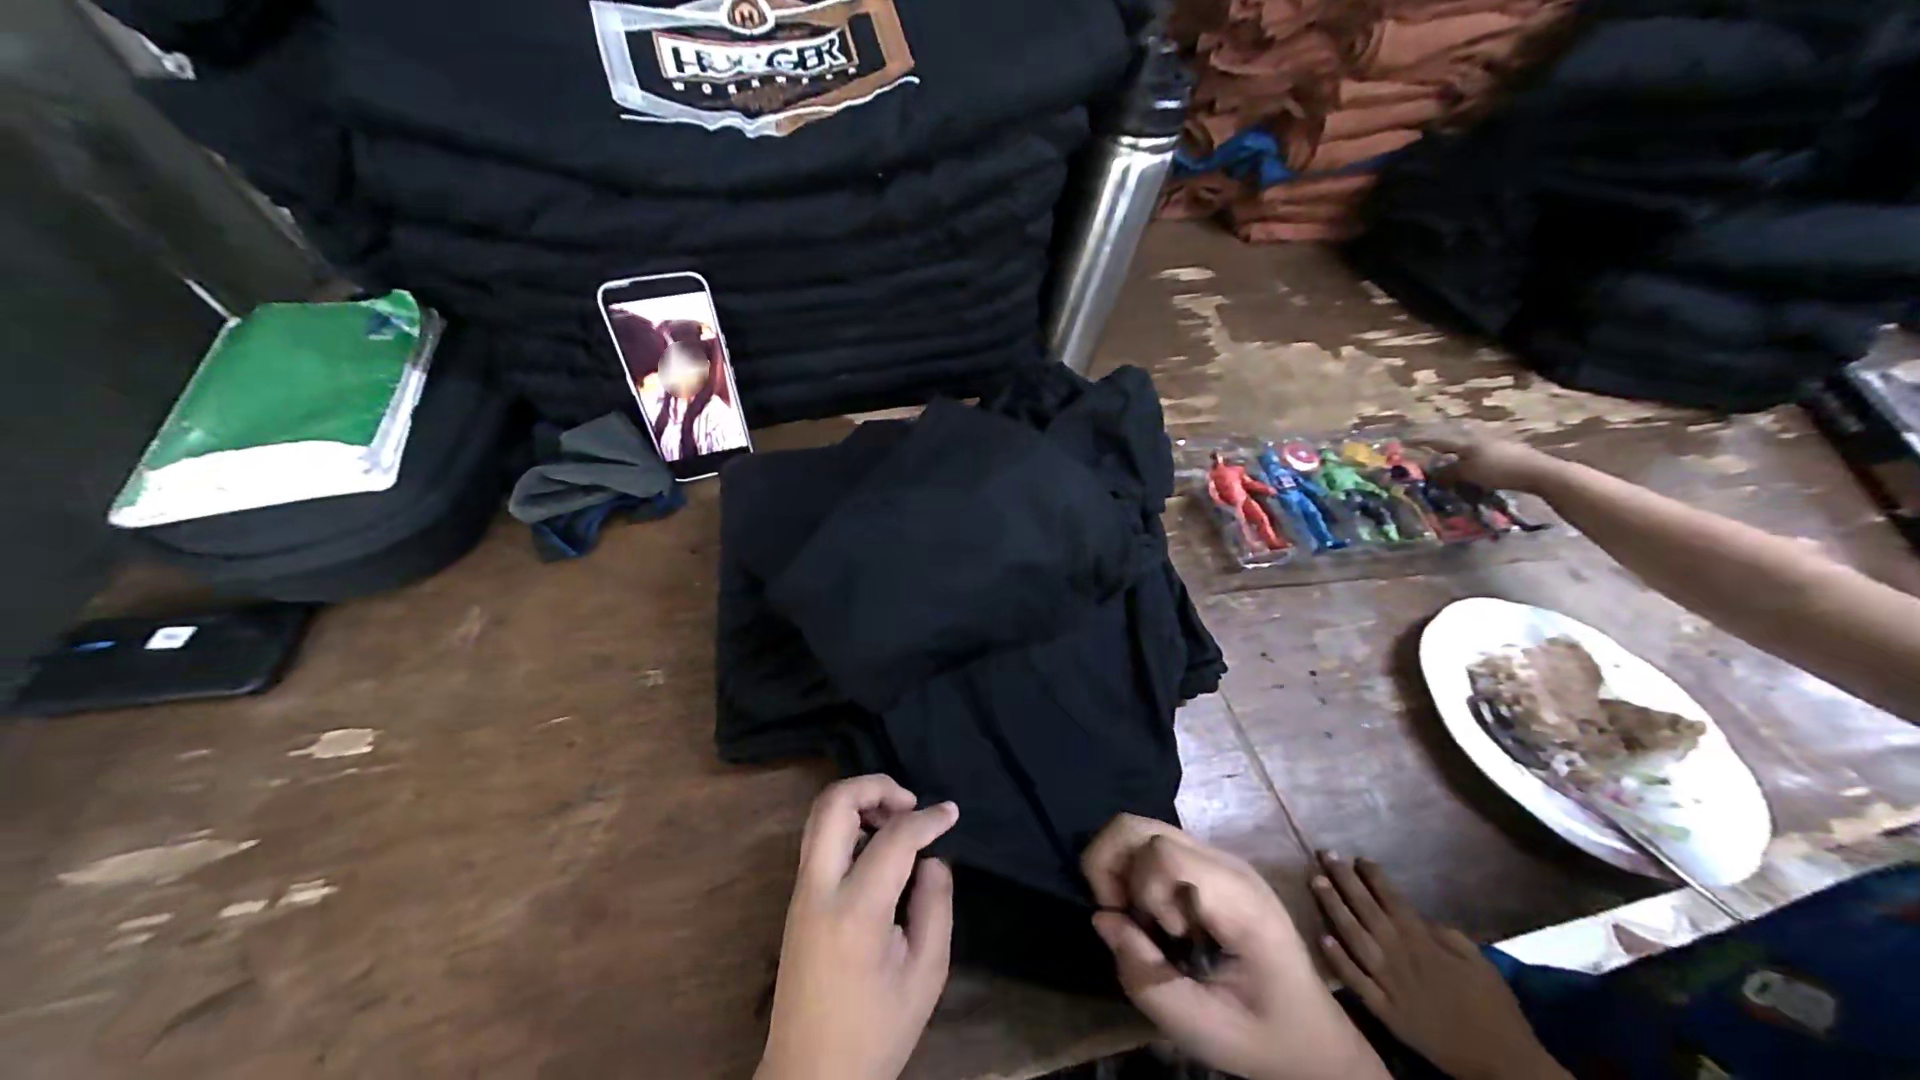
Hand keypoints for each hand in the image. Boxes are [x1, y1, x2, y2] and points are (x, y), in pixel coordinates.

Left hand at [757, 776, 957, 1079]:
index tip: (952, 813)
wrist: (811, 1074)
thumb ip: (935, 904)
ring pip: (819, 814)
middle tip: (911, 804)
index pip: (894, 838)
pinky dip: (848, 822)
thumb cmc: (877, 1029)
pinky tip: (877, 845)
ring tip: (897, 819)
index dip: (929, 818)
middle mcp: (818, 889)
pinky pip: (818, 838)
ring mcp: (800, 891)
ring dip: (859, 801)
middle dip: (876, 786)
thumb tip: (932, 858)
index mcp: (856, 911)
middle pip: (834, 803)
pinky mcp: (795, 898)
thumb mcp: (926, 972)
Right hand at [1083, 816, 1387, 1079]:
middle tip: (1121, 915)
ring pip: (1140, 829)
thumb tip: (1103, 918)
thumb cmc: (1260, 1035)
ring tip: (1131, 915)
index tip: (1161, 936)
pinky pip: (1152, 845)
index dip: (1143, 890)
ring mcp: (1215, 859)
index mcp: (1238, 900)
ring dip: (1118, 867)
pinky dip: (1132, 871)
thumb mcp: (1201, 1027)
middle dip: (1111, 866)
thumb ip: (1145, 975)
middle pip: (1140, 827)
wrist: (1310, 1035)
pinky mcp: (1205, 865)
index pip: (1165, 853)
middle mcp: (1225, 864)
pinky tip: (1148, 914)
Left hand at [1313, 853, 1572, 1079]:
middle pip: (1365, 909)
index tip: (1356, 857)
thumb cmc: (1493, 1007)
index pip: (1391, 899)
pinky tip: (1320, 937)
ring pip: (1353, 937)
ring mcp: (1388, 982)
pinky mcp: (1384, 1009)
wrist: (1502, 1062)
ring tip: (1315, 881)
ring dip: (1333, 907)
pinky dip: (1338, 959)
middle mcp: (1399, 955)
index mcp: (1423, 941)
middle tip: (1324, 854)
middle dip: (1344, 879)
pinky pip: (1355, 980)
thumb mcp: (1478, 962)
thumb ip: (1445, 935)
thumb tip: (1416, 916)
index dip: (1373, 876)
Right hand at [1417, 433, 1559, 492]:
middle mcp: (1478, 440)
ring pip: (1467, 450)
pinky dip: (1468, 462)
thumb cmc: (1499, 470)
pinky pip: (1478, 457)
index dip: (1419, 442)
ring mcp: (1494, 446)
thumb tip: (1432, 473)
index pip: (1437, 442)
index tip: (1402, 441)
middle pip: (1452, 443)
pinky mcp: (1506, 455)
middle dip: (1437, 448)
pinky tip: (1469, 469)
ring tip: (1446, 464)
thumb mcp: (1468, 473)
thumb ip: (1448, 472)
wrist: (1540, 472)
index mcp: (1466, 442)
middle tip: (1424, 452)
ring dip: (1454, 457)